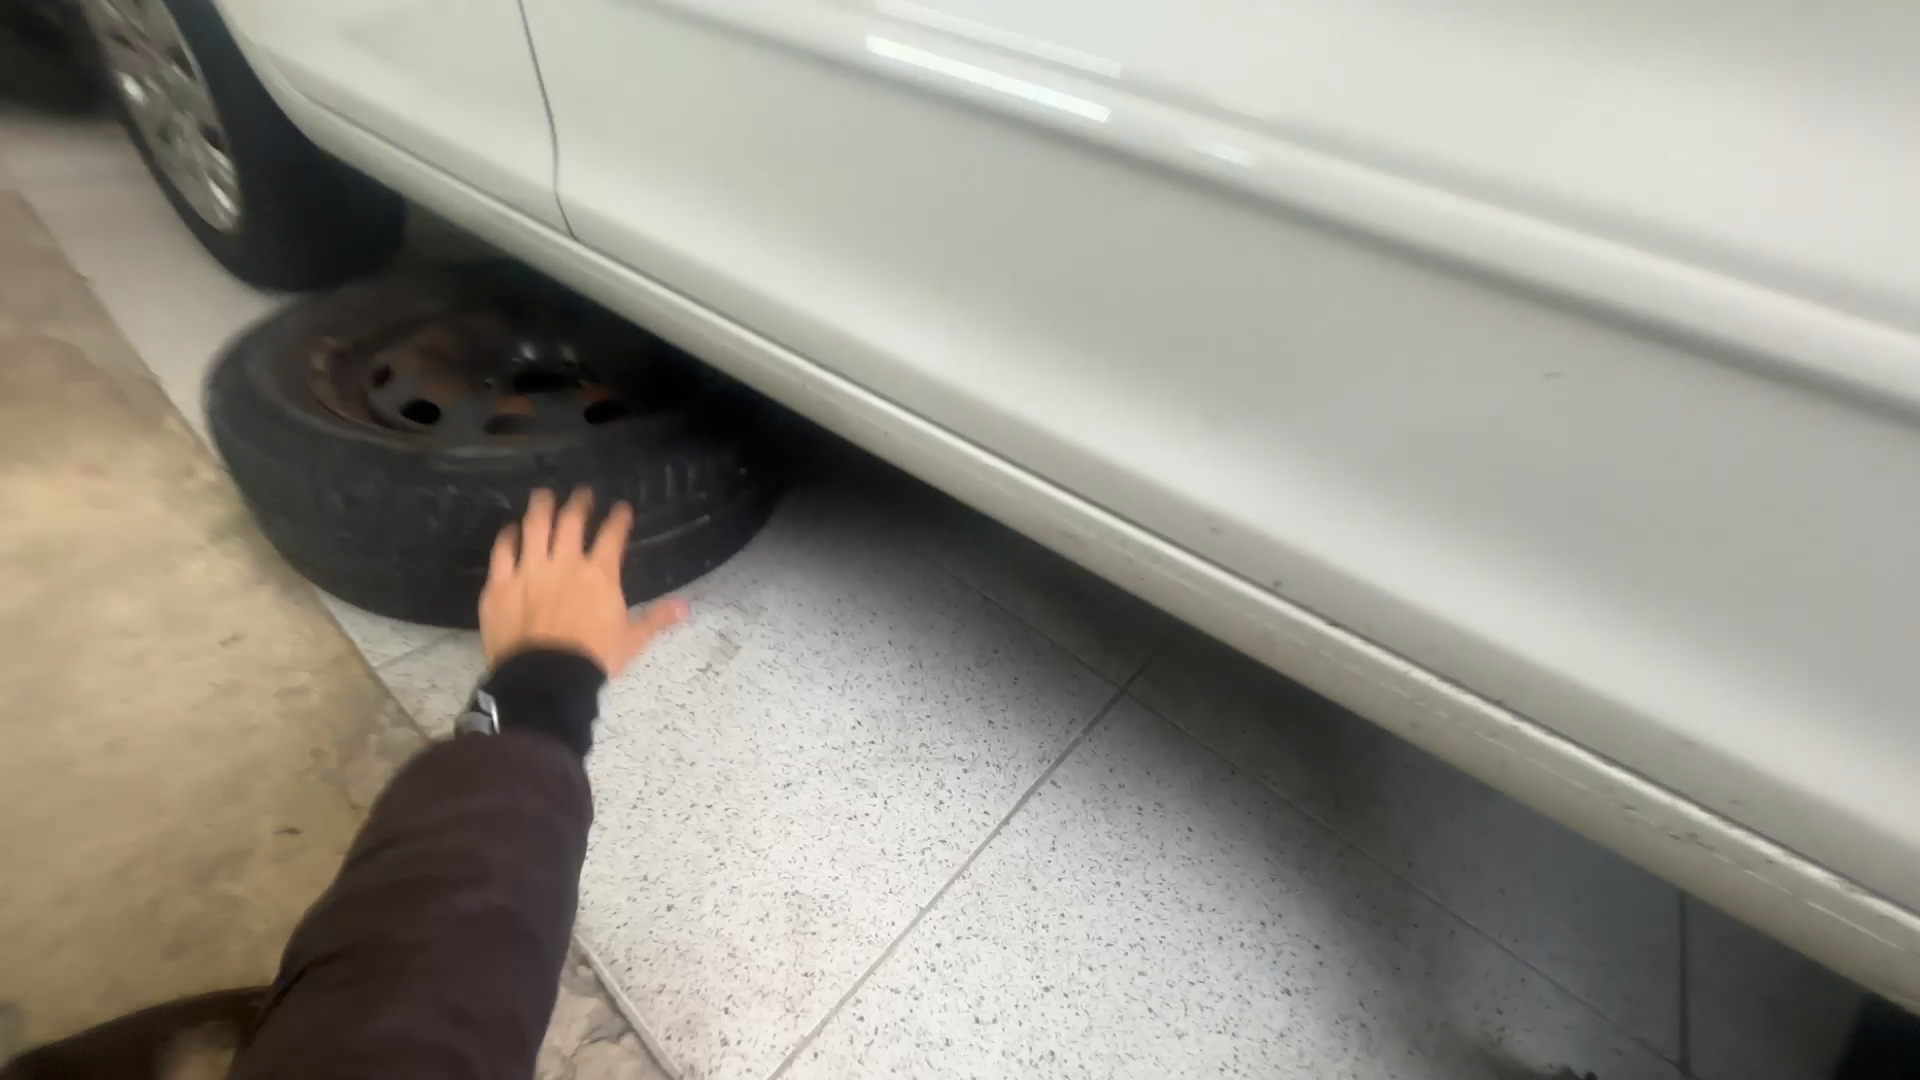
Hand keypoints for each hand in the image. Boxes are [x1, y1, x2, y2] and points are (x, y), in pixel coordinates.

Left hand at [479, 487, 688, 675]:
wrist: (545, 677)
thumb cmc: (593, 657)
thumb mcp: (632, 639)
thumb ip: (656, 618)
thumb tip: (685, 607)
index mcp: (600, 574)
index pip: (612, 535)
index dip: (618, 518)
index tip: (622, 507)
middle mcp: (565, 563)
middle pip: (571, 522)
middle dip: (579, 504)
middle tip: (583, 493)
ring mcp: (529, 571)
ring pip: (535, 528)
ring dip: (541, 508)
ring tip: (544, 495)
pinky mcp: (500, 585)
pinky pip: (502, 552)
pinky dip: (507, 538)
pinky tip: (510, 530)